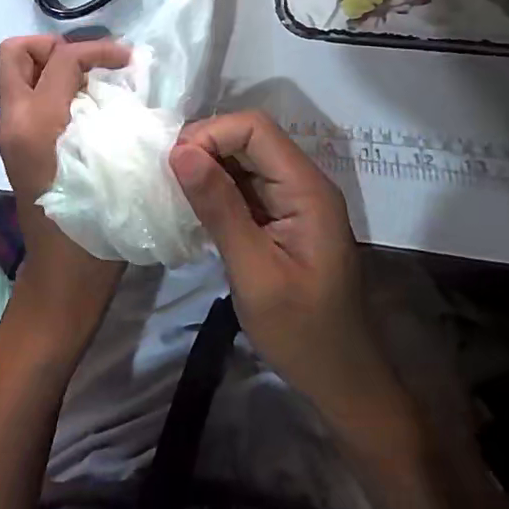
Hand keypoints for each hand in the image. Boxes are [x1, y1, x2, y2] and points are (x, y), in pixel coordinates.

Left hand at [0, 35, 129, 317]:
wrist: (64, 278)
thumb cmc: (99, 226)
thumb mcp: (119, 163)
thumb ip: (119, 114)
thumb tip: (128, 78)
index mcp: (37, 123)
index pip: (62, 58)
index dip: (99, 49)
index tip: (129, 61)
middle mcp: (13, 121)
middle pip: (15, 53)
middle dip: (53, 48)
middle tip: (90, 67)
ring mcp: (8, 134)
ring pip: (17, 74)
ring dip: (52, 70)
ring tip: (92, 87)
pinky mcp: (12, 146)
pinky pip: (25, 98)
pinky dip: (50, 91)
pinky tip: (83, 111)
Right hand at [174, 112, 450, 508]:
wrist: (340, 379)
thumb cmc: (300, 332)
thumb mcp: (254, 272)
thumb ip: (219, 208)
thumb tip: (180, 151)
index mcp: (307, 189)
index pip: (255, 128)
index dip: (212, 134)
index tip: (175, 165)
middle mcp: (303, 183)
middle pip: (249, 137)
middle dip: (205, 147)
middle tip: (168, 180)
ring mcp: (293, 199)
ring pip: (244, 158)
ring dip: (207, 167)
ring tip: (175, 193)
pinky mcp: (281, 216)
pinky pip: (245, 183)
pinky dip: (216, 188)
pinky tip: (195, 209)